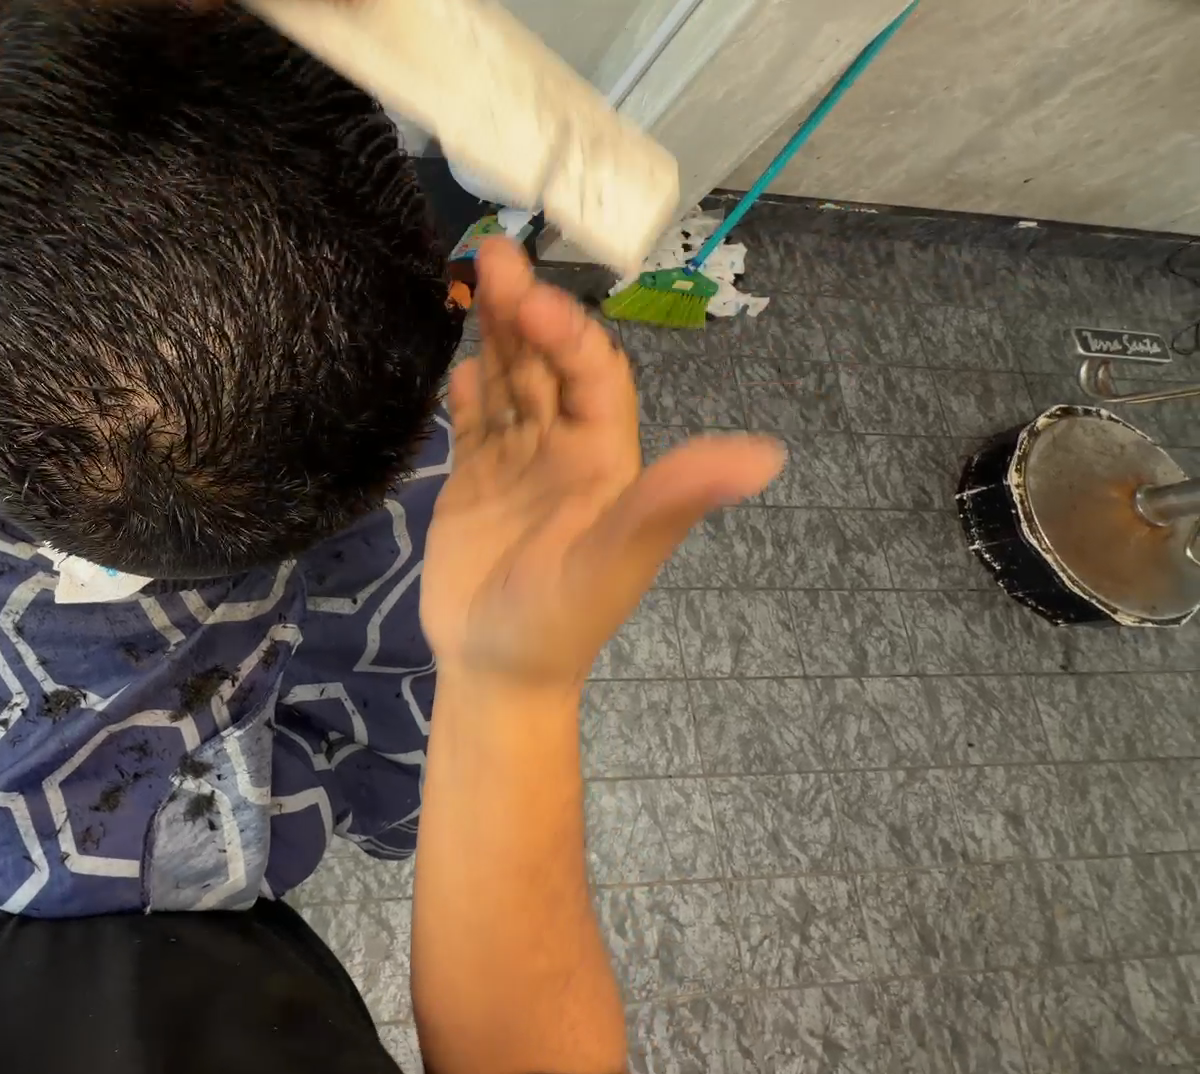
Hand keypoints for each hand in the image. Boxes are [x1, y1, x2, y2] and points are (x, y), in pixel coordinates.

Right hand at [420, 238, 785, 690]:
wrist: (495, 669)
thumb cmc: (555, 621)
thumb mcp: (612, 562)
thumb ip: (670, 503)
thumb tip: (764, 455)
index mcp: (604, 459)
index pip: (591, 375)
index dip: (564, 332)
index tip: (527, 299)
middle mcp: (563, 452)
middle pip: (544, 367)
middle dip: (521, 311)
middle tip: (490, 255)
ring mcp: (516, 468)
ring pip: (509, 387)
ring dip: (492, 338)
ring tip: (468, 284)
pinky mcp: (475, 486)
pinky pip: (474, 428)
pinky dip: (468, 396)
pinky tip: (459, 366)